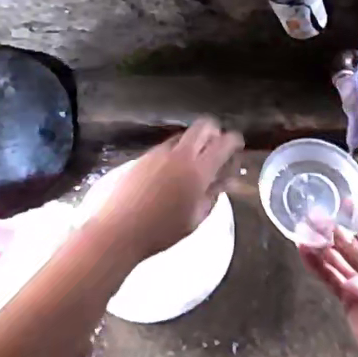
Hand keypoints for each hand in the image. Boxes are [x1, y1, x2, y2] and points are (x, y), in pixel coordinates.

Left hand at [88, 117, 242, 259]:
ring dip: (194, 141)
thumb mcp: (196, 217)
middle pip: (203, 126)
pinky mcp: (143, 157)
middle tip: (218, 148)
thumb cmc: (162, 230)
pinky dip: (177, 151)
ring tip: (194, 163)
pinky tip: (172, 173)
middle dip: (215, 131)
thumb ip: (213, 194)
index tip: (238, 146)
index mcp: (198, 170)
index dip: (235, 140)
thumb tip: (227, 180)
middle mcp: (180, 154)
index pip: (224, 142)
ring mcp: (159, 152)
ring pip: (183, 135)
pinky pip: (167, 146)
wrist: (119, 230)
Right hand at [297, 204, 357, 356]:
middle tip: (311, 215)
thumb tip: (336, 231)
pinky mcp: (348, 301)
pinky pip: (331, 279)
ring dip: (321, 247)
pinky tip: (304, 252)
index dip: (356, 219)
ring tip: (302, 230)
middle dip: (333, 232)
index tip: (340, 202)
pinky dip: (317, 266)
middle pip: (351, 246)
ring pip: (338, 261)